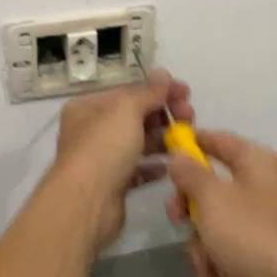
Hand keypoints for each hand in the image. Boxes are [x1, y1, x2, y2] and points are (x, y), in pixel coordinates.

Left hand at [51, 70, 193, 249]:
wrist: (86, 203)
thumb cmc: (103, 148)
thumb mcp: (126, 110)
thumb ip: (148, 92)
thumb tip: (163, 73)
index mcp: (88, 108)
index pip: (128, 92)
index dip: (158, 91)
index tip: (186, 93)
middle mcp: (92, 131)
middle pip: (135, 117)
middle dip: (164, 115)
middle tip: (190, 118)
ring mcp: (102, 159)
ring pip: (138, 143)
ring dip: (163, 140)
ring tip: (185, 141)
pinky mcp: (113, 184)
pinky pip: (139, 169)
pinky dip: (155, 166)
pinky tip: (171, 165)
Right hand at [166, 131, 276, 276]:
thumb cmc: (254, 236)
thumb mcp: (213, 199)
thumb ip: (190, 174)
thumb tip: (178, 154)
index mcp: (255, 164)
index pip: (218, 140)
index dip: (190, 143)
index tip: (163, 153)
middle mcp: (261, 189)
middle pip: (211, 187)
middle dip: (189, 208)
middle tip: (177, 219)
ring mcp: (263, 225)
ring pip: (214, 224)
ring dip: (201, 246)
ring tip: (206, 264)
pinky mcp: (262, 257)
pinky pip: (227, 252)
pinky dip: (217, 266)